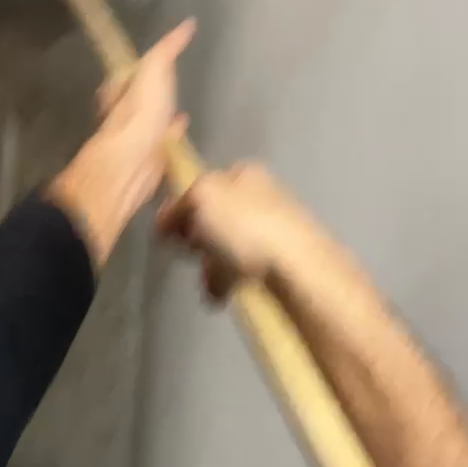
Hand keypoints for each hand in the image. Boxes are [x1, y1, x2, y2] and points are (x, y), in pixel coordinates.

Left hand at [48, 20, 194, 264]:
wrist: (131, 163)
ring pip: (151, 118)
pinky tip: (182, 128)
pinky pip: (164, 138)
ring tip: (180, 108)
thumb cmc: (139, 114)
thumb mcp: (153, 72)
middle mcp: (124, 111)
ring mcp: (136, 135)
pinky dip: (173, 131)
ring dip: (163, 112)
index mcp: (120, 90)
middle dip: (152, 90)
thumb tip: (187, 24)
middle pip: (139, 96)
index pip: (129, 72)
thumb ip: (166, 50)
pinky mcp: (150, 156)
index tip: (160, 57)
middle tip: (169, 83)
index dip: (143, 64)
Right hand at [157, 162, 312, 300]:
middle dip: (197, 238)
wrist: (299, 272)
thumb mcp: (201, 197)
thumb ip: (181, 202)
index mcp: (245, 174)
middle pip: (214, 217)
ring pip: (226, 248)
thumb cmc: (247, 227)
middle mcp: (262, 197)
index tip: (170, 226)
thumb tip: (168, 216)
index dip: (184, 203)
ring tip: (208, 278)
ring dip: (210, 264)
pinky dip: (228, 281)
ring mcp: (274, 232)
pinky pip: (242, 272)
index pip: (204, 183)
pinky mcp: (281, 264)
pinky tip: (222, 292)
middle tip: (191, 251)